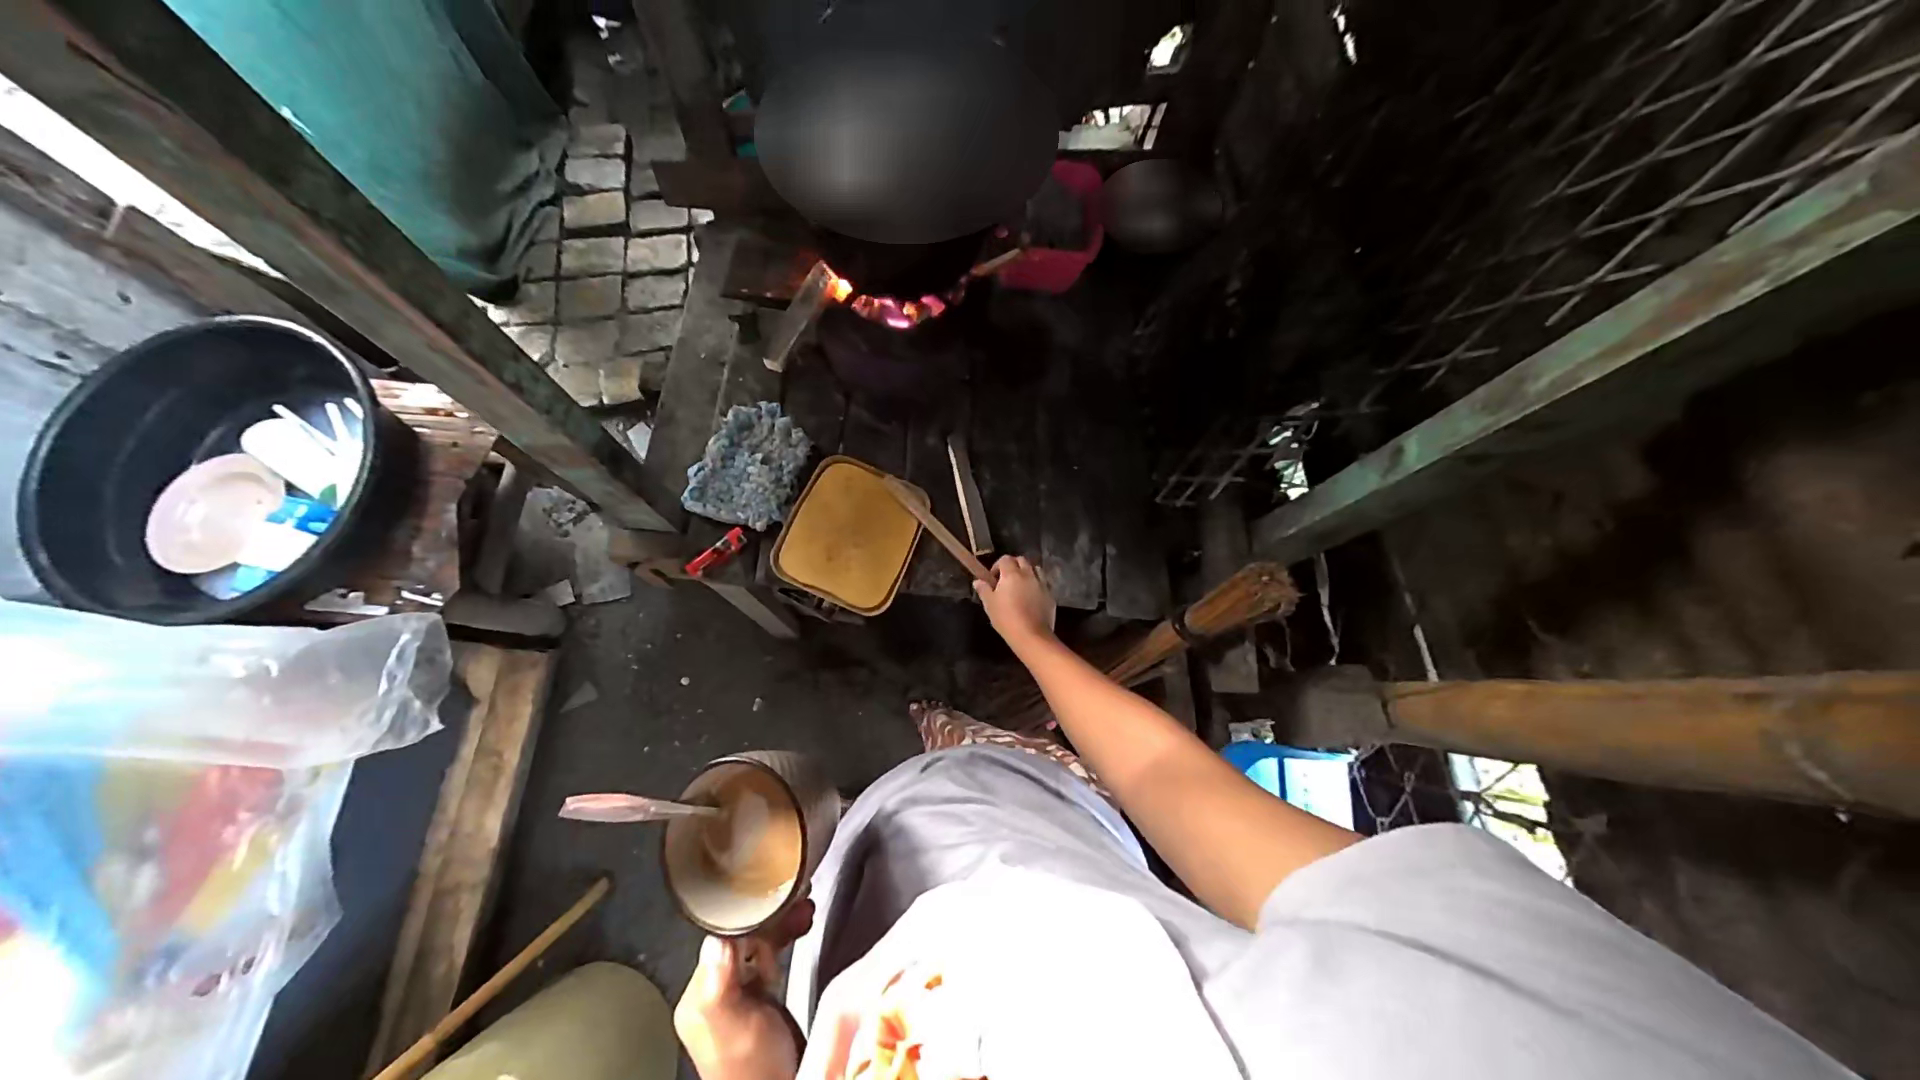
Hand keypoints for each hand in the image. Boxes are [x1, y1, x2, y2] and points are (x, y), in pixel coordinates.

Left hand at [675, 899, 814, 1079]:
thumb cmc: (758, 1073)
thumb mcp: (736, 1029)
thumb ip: (720, 985)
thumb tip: (716, 940)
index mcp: (698, 999)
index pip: (722, 938)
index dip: (752, 919)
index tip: (777, 906)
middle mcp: (713, 992)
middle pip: (741, 938)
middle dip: (771, 920)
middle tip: (798, 909)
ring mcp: (737, 995)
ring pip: (756, 943)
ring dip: (781, 927)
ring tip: (803, 916)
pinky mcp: (758, 998)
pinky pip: (768, 956)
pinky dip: (784, 941)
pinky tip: (798, 930)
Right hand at [973, 555, 1055, 646]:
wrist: (1031, 635)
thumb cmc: (1006, 618)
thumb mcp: (990, 604)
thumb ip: (984, 590)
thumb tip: (978, 581)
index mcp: (1012, 574)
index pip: (1005, 559)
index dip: (998, 565)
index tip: (993, 578)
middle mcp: (1028, 574)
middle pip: (1022, 560)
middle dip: (1013, 566)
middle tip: (1006, 580)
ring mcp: (1042, 584)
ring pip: (1036, 569)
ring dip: (1028, 573)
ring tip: (1021, 586)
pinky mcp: (1050, 595)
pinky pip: (1043, 584)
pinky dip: (1037, 586)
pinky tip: (1032, 598)